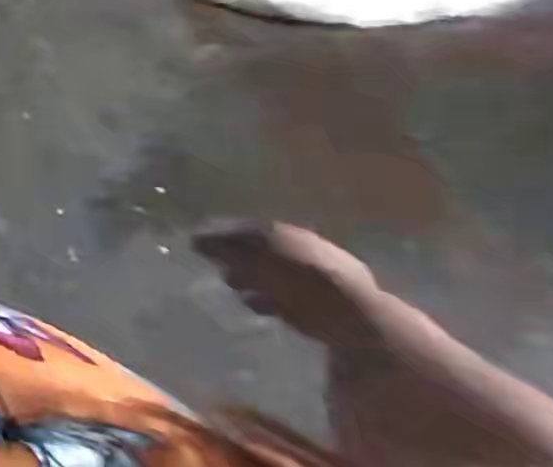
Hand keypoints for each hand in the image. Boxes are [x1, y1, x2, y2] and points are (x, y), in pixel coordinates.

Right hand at [194, 223, 380, 345]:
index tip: (206, 251)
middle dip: (244, 263)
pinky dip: (278, 301)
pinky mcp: (339, 305)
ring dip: (261, 284)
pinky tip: (266, 310)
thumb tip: (195, 240)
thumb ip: (219, 247)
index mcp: (284, 231)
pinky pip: (297, 298)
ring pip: (282, 276)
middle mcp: (306, 247)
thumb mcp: (247, 258)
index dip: (225, 239)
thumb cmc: (293, 279)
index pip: (247, 230)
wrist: (357, 321)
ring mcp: (327, 276)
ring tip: (241, 296)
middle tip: (224, 275)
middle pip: (266, 253)